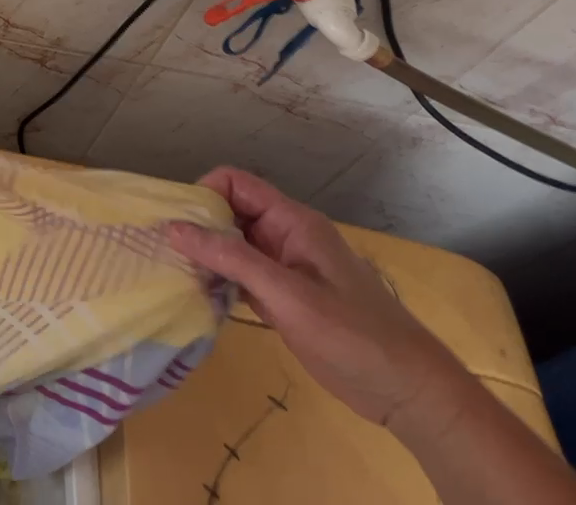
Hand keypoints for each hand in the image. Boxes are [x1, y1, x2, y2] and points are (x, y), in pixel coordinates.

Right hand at [166, 167, 467, 433]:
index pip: (234, 183)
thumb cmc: (355, 336)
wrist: (409, 393)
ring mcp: (282, 267)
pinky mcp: (279, 295)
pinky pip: (236, 272)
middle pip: (226, 211)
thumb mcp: (287, 294)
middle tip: (165, 252)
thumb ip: (230, 258)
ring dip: (202, 254)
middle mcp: (284, 236)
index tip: (177, 225)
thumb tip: (172, 227)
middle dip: (195, 226)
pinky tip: (197, 295)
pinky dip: (215, 278)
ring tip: (174, 273)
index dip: (202, 195)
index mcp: (293, 223)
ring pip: (228, 243)